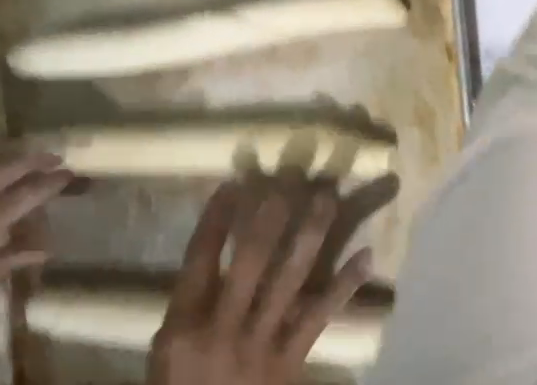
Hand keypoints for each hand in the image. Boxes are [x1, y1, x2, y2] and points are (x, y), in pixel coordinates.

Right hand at [147, 174, 399, 384]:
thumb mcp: (169, 354)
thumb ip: (192, 307)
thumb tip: (217, 255)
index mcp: (182, 327)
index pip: (197, 260)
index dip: (215, 220)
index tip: (234, 181)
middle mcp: (221, 328)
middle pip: (249, 260)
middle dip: (270, 215)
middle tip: (289, 173)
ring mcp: (258, 344)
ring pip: (288, 279)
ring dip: (310, 235)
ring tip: (328, 197)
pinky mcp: (290, 362)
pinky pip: (320, 316)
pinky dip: (344, 285)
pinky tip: (367, 254)